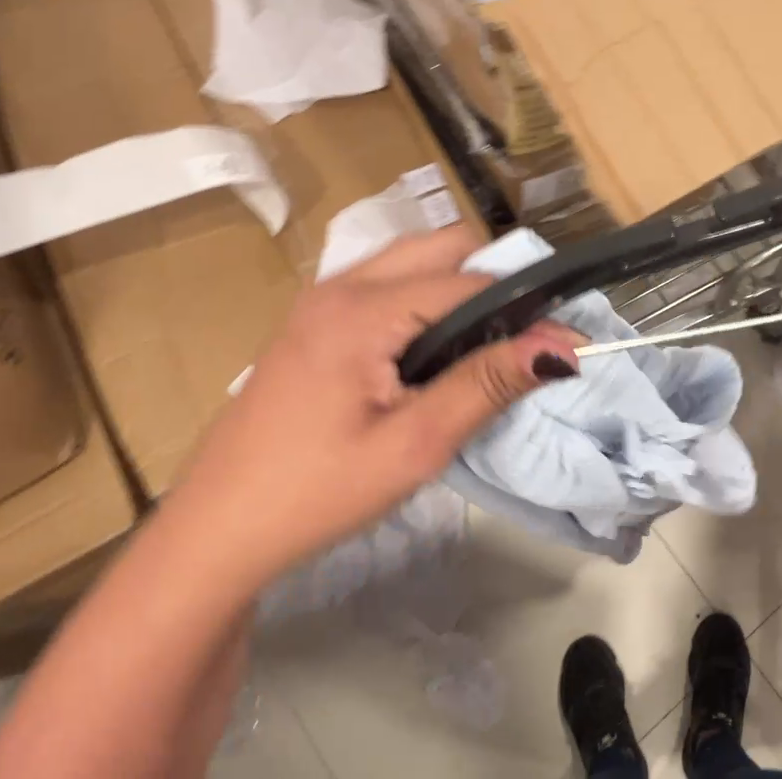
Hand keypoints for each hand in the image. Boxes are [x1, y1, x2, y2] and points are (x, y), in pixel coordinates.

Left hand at [163, 225, 581, 587]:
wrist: (214, 535)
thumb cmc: (316, 493)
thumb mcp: (414, 445)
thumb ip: (488, 384)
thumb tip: (563, 348)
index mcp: (360, 311)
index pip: (469, 280)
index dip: (526, 308)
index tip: (567, 346)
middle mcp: (338, 287)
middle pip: (440, 247)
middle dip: (494, 278)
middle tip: (522, 339)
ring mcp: (319, 302)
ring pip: (411, 260)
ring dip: (458, 285)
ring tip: (485, 346)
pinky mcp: (311, 323)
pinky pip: (384, 284)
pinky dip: (424, 298)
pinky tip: (432, 353)